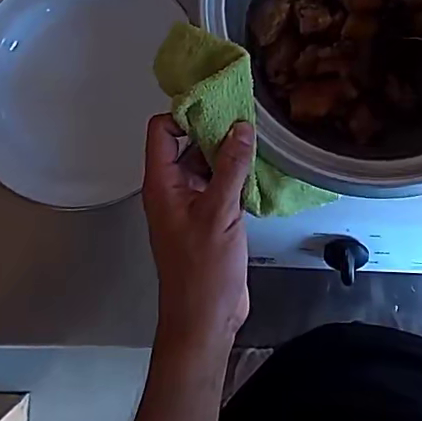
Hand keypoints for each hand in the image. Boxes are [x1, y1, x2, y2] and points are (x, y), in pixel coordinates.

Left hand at [141, 115, 253, 350]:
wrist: (206, 318)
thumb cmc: (202, 271)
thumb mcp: (219, 213)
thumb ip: (231, 167)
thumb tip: (241, 128)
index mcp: (162, 184)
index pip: (162, 131)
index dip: (185, 113)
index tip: (216, 103)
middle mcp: (174, 188)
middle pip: (188, 142)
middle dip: (215, 127)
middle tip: (247, 113)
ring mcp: (193, 202)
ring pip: (208, 161)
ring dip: (229, 150)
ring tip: (258, 134)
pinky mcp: (211, 215)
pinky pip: (221, 181)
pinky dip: (238, 171)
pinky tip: (259, 164)